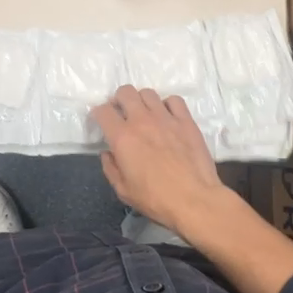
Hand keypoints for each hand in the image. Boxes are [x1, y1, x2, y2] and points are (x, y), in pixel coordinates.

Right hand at [92, 84, 232, 235]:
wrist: (194, 200)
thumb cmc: (155, 199)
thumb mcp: (123, 191)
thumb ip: (111, 168)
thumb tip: (107, 153)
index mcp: (122, 137)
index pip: (103, 110)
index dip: (98, 113)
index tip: (102, 121)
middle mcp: (141, 121)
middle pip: (125, 92)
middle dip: (119, 100)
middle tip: (122, 114)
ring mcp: (165, 118)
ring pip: (148, 93)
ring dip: (142, 101)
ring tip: (146, 115)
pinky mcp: (186, 121)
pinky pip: (174, 100)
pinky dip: (167, 105)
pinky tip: (168, 117)